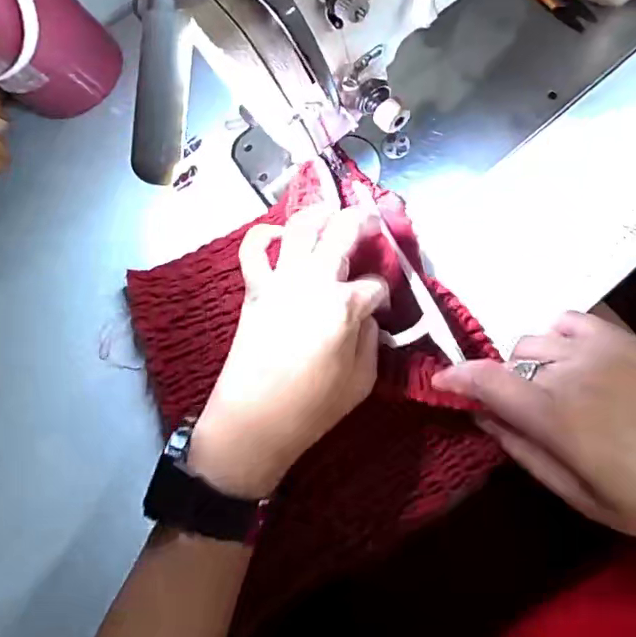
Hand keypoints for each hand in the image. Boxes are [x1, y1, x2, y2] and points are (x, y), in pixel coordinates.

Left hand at [188, 206, 389, 499]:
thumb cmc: (312, 408)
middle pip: (344, 229)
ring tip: (334, 212)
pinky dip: (268, 234)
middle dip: (365, 220)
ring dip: (322, 212)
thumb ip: (371, 337)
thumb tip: (367, 315)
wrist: (252, 423)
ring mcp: (281, 279)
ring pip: (302, 224)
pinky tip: (284, 236)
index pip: (376, 284)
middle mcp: (314, 280)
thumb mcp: (363, 379)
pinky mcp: (255, 288)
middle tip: (375, 222)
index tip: (381, 308)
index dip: (383, 294)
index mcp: (345, 305)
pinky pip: (255, 248)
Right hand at [433, 311, 635, 592]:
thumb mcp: (587, 499)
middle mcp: (575, 367)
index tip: (441, 384)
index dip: (456, 379)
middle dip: (503, 380)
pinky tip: (578, 362)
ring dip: (533, 358)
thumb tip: (486, 418)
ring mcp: (606, 345)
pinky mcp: (632, 336)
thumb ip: (528, 453)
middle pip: (513, 354)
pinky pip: (577, 319)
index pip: (487, 379)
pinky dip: (563, 335)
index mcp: (560, 415)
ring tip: (553, 392)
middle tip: (520, 416)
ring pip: (541, 333)